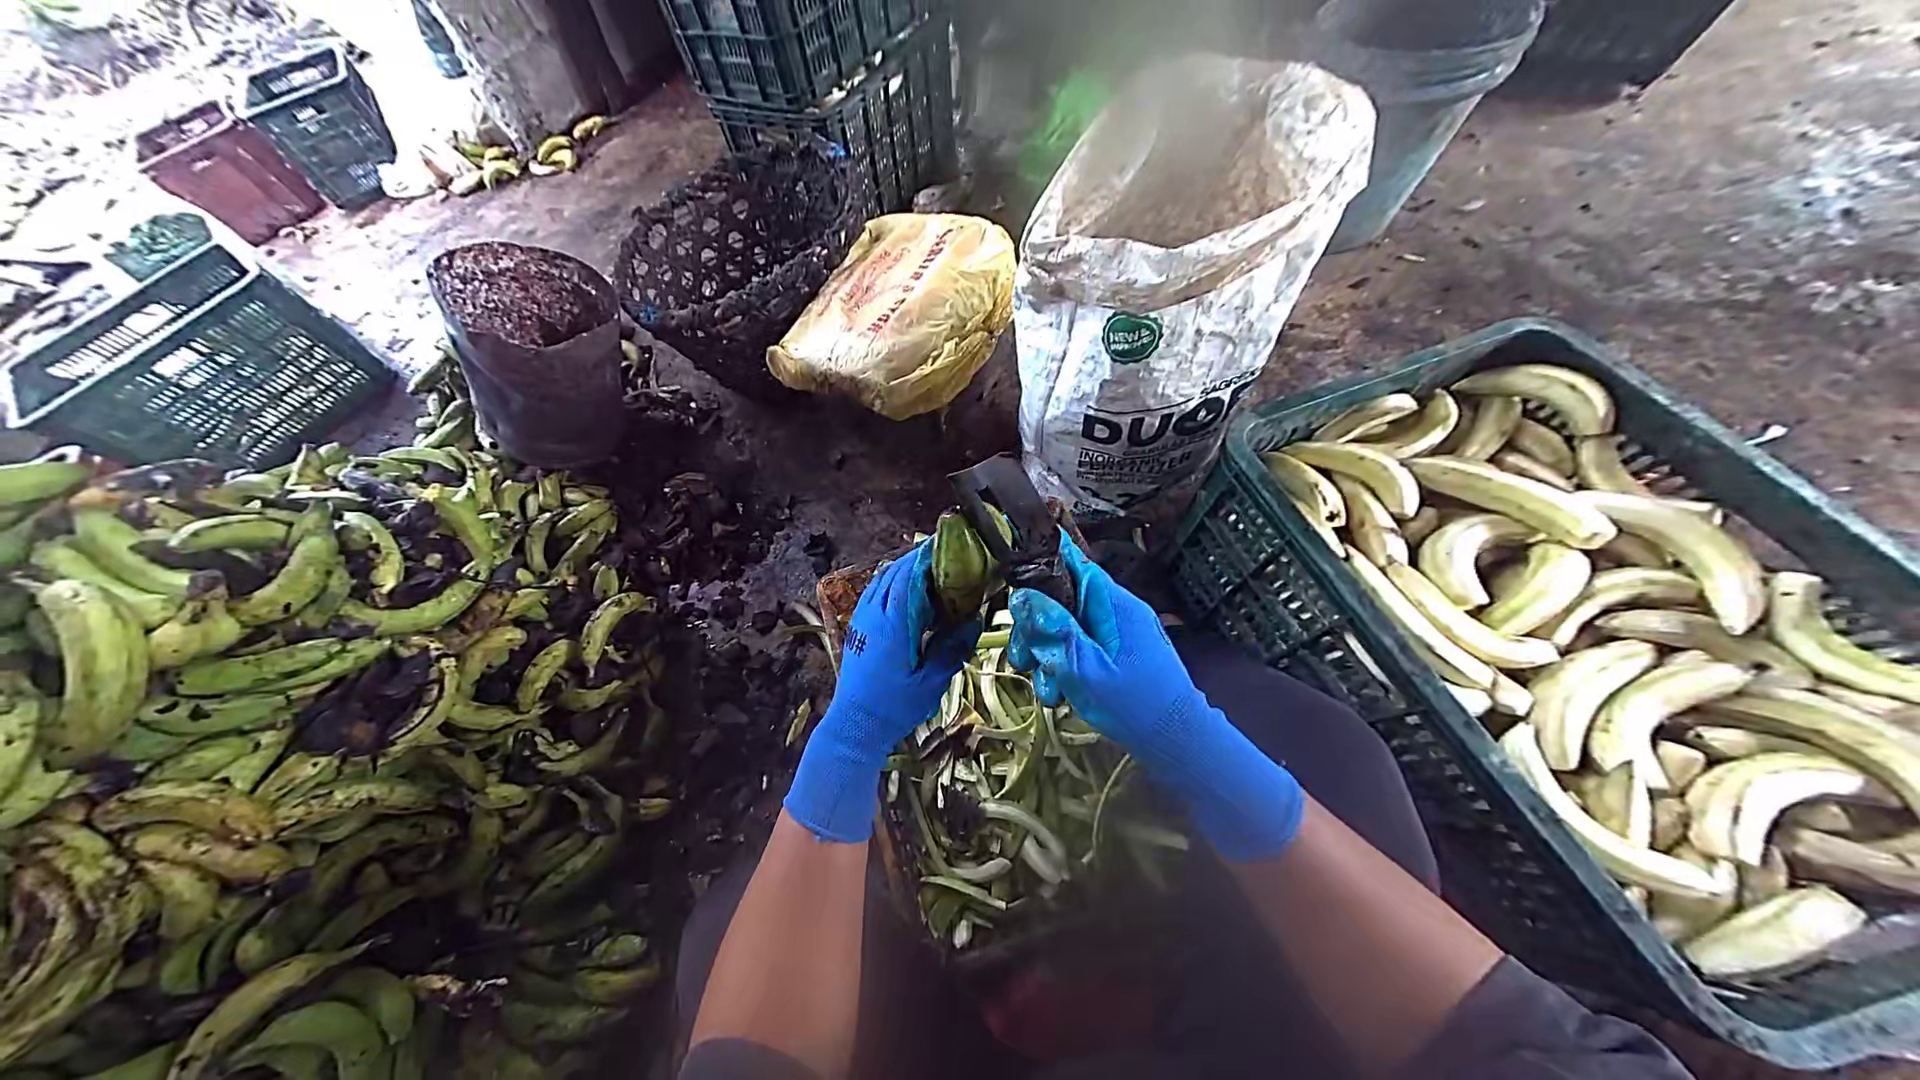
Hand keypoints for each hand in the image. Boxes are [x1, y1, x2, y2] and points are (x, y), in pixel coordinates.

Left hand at [785, 541, 979, 841]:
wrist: (855, 724)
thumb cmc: (894, 706)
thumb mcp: (931, 682)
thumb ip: (952, 649)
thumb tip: (974, 620)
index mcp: (892, 624)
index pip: (907, 578)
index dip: (925, 558)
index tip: (944, 545)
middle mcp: (873, 615)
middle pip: (892, 573)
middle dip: (916, 558)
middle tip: (942, 551)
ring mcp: (861, 620)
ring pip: (880, 580)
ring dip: (902, 568)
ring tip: (927, 565)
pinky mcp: (857, 628)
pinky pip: (873, 593)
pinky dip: (891, 582)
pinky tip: (906, 589)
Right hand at [1008, 535, 1304, 860]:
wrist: (1178, 740)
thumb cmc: (1132, 704)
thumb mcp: (1082, 667)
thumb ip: (1052, 629)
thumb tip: (1021, 595)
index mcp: (1110, 601)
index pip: (1069, 560)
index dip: (1036, 569)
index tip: (1013, 594)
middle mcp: (1113, 607)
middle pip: (1060, 598)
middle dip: (1035, 628)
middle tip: (1024, 660)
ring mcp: (1116, 629)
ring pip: (1065, 625)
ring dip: (1047, 653)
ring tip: (1046, 689)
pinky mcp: (1116, 650)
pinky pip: (1080, 644)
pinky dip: (1064, 665)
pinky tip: (1059, 693)